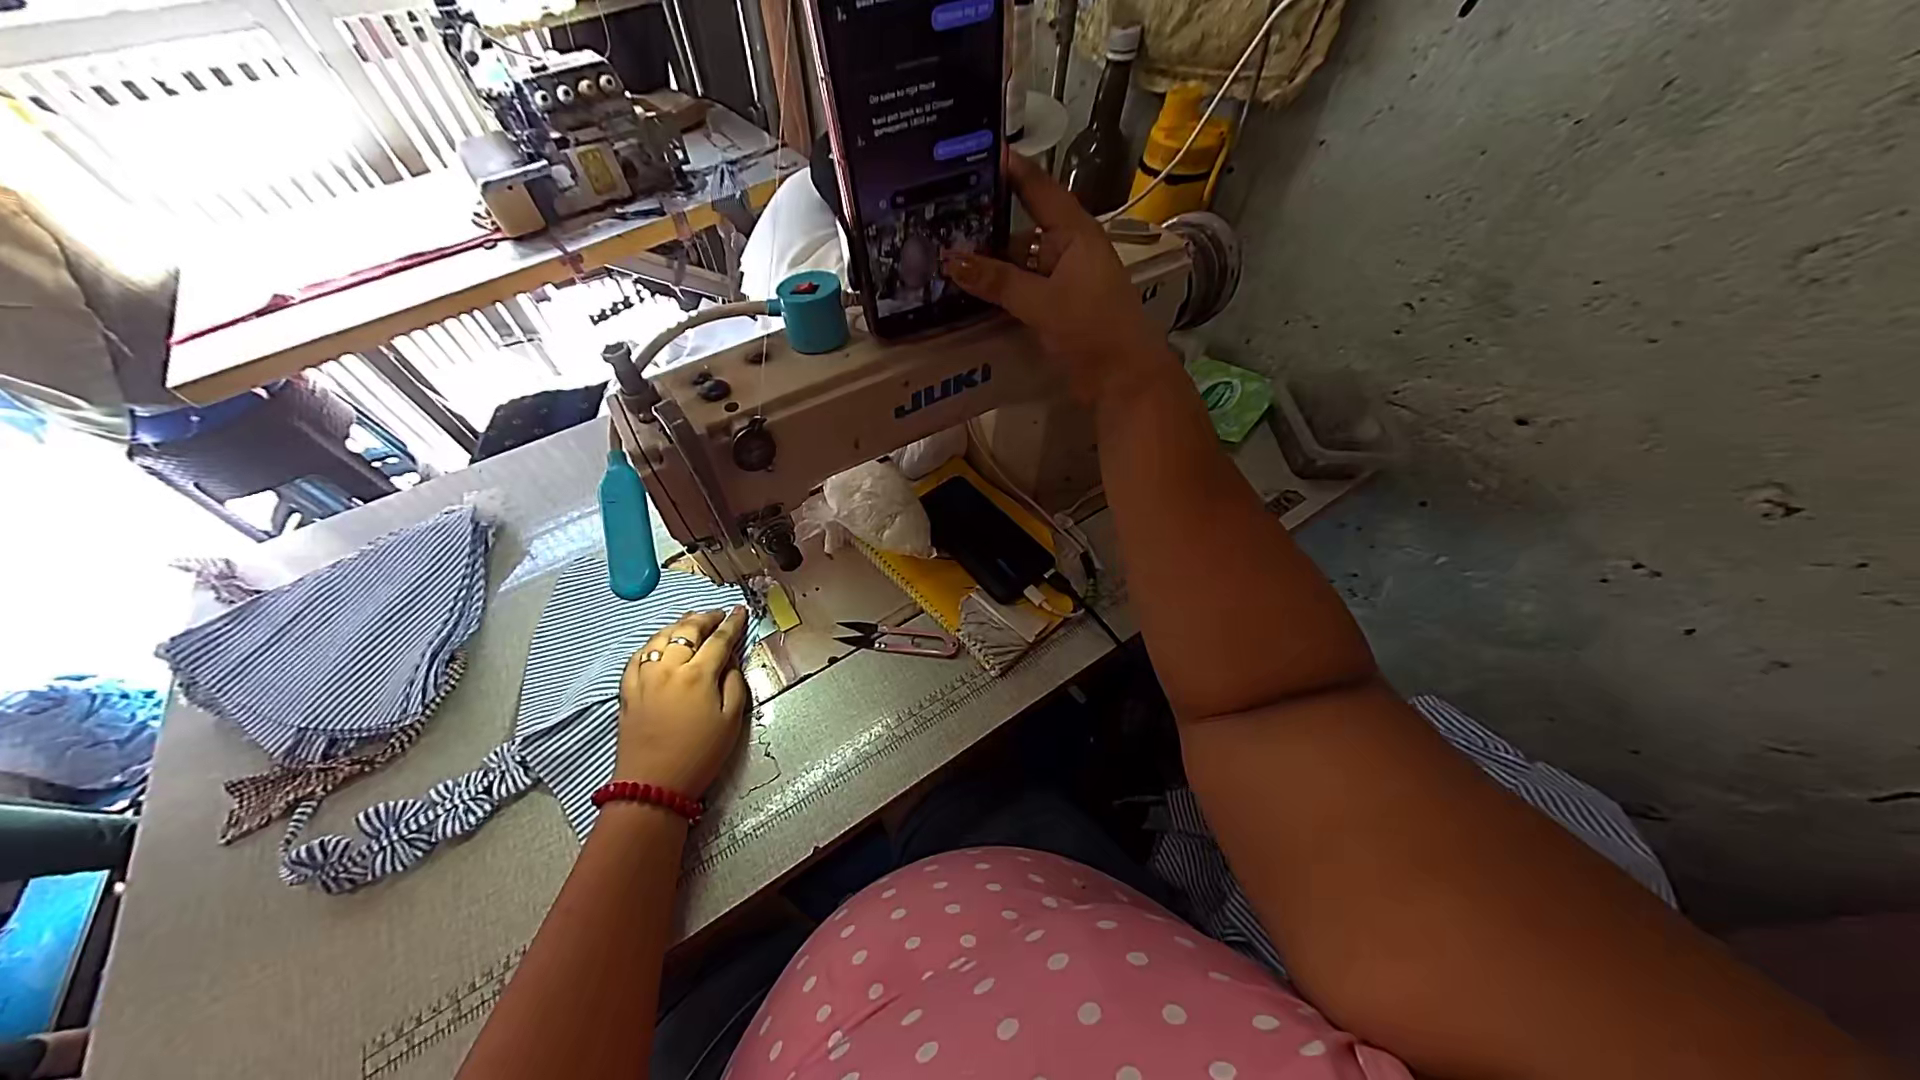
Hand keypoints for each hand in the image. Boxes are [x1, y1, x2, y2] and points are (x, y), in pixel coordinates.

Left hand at [614, 607, 750, 796]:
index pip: (719, 639)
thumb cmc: (700, 754)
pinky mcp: (627, 690)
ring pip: (661, 638)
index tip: (740, 611)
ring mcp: (644, 677)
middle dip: (705, 618)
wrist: (653, 785)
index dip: (732, 623)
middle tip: (718, 613)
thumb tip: (729, 661)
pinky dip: (653, 644)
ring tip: (691, 622)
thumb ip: (734, 683)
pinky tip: (660, 644)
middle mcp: (669, 668)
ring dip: (679, 625)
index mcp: (698, 675)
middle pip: (687, 630)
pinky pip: (639, 656)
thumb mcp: (732, 720)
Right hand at [943, 153, 1173, 404]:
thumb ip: (996, 281)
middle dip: (983, 227)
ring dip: (986, 265)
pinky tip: (965, 292)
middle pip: (1019, 230)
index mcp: (1074, 233)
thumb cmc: (1092, 328)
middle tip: (937, 217)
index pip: (1036, 188)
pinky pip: (1019, 291)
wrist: (1124, 379)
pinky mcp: (1054, 308)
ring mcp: (1060, 281)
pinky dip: (996, 291)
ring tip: (941, 256)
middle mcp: (1066, 250)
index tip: (972, 150)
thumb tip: (950, 260)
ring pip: (1016, 264)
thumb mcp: (1041, 302)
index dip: (1007, 168)